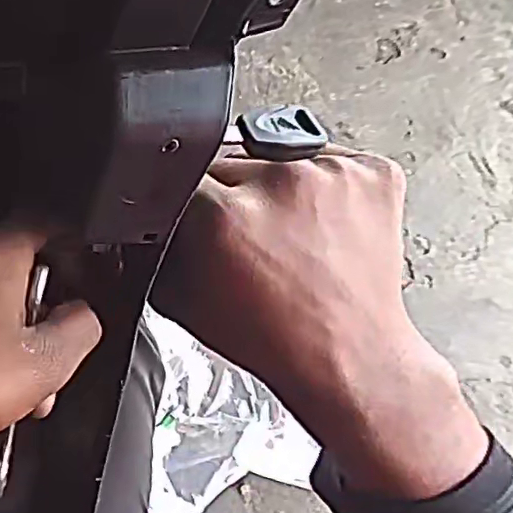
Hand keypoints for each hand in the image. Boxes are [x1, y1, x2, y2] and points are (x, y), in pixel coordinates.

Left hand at [0, 224, 102, 512]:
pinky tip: (15, 390)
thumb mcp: (49, 360)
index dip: (82, 251)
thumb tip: (87, 316)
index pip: (52, 225)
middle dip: (60, 309)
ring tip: (42, 383)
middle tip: (70, 340)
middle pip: (35, 270)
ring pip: (14, 305)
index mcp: (0, 260)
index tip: (94, 277)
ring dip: (36, 340)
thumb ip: (83, 326)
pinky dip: (10, 352)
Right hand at [152, 150, 485, 499]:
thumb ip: (152, 249)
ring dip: (267, 188)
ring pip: (273, 157)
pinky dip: (315, 186)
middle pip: (225, 161)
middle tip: (240, 237)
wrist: (344, 355)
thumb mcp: (177, 298)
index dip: (179, 202)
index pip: (177, 176)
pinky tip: (312, 225)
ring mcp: (333, 173)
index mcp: (223, 215)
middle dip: (223, 194)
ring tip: (280, 233)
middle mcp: (280, 184)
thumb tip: (140, 222)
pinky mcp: (372, 171)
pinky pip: (325, 159)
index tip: (190, 220)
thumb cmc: (270, 336)